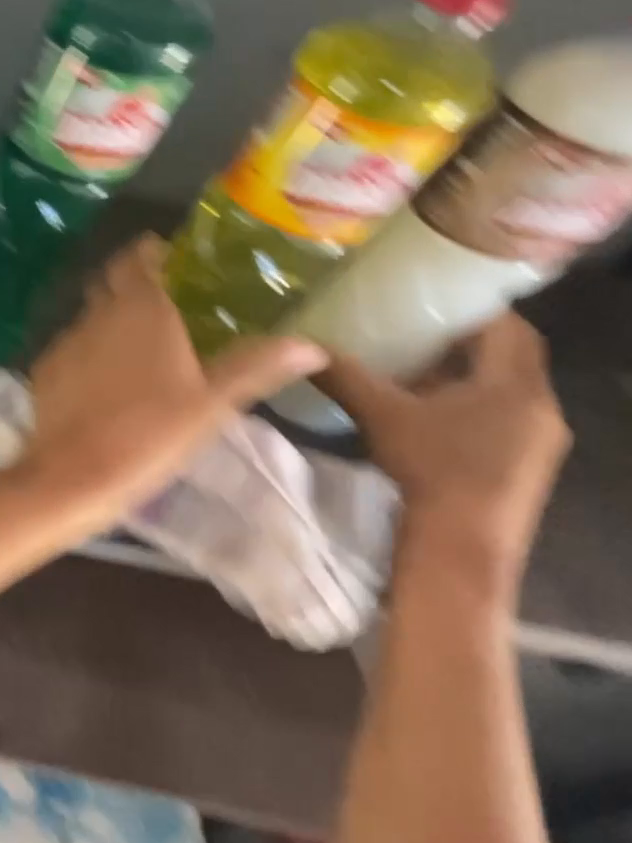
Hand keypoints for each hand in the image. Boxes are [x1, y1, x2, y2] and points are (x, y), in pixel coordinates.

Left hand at [19, 235, 327, 522]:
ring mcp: (64, 342)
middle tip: (159, 296)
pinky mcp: (42, 371)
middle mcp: (96, 316)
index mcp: (141, 310)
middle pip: (107, 283)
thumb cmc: (151, 433)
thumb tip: (311, 346)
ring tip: (135, 340)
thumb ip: (256, 367)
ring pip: (87, 316)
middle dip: (128, 281)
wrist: (73, 473)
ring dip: (107, 320)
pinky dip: (86, 351)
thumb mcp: (213, 403)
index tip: (165, 254)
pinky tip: (102, 375)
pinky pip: (69, 348)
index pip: (135, 260)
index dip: (147, 252)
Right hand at [314, 311, 569, 594]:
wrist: (466, 539)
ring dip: (466, 377)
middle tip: (416, 333)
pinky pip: (501, 416)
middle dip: (466, 342)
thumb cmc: (433, 466)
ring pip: (504, 389)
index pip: (509, 327)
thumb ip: (346, 378)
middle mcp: (540, 404)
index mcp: (516, 384)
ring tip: (413, 373)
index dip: (474, 310)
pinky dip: (469, 405)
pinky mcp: (527, 463)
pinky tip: (428, 416)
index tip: (433, 303)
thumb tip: (302, 349)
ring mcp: (538, 437)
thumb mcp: (381, 415)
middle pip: (510, 357)